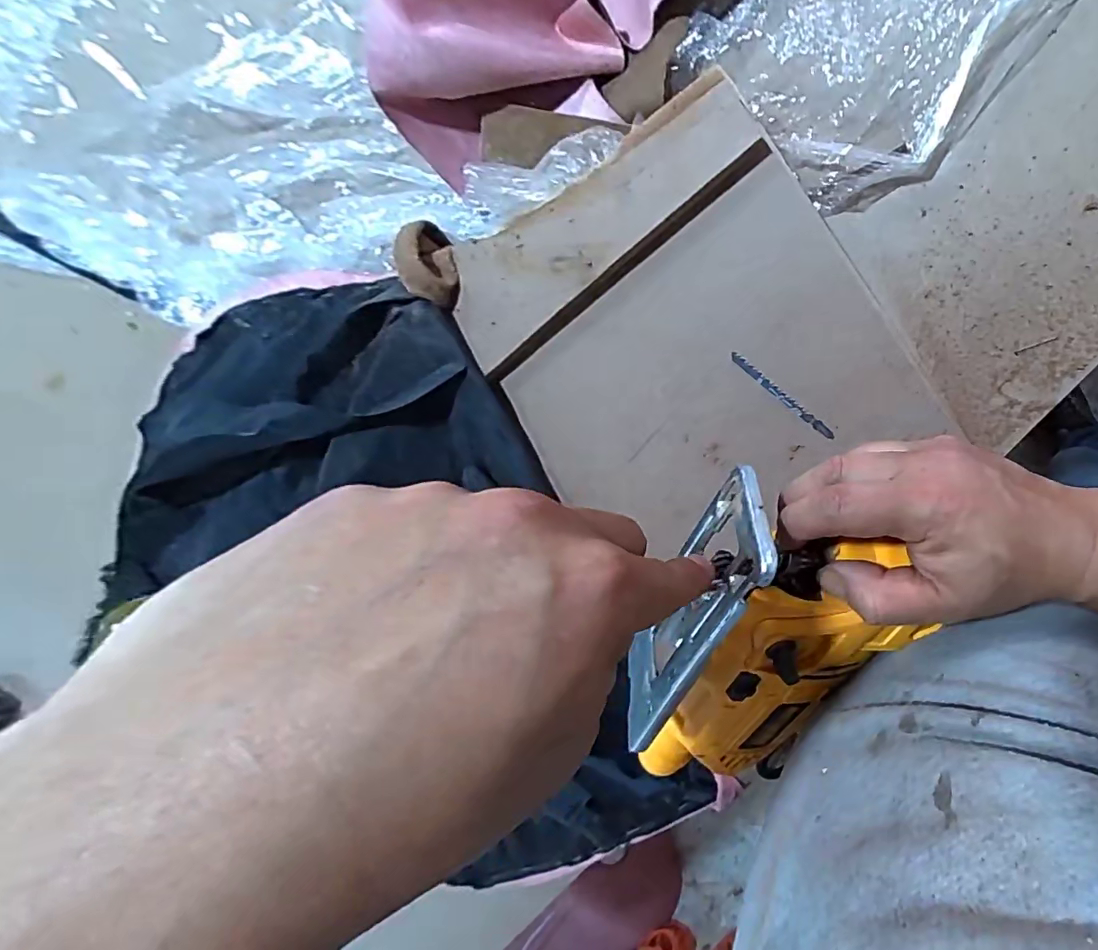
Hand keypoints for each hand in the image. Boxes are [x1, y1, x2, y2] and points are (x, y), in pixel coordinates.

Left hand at [0, 484, 709, 949]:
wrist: (175, 832)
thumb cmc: (408, 809)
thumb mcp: (549, 754)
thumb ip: (587, 670)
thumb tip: (572, 639)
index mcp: (593, 587)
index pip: (672, 574)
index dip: (680, 589)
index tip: (680, 594)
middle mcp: (526, 526)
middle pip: (597, 532)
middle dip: (586, 576)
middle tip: (523, 637)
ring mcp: (431, 506)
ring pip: (500, 526)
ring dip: (490, 567)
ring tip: (403, 641)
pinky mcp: (340, 506)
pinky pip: (408, 527)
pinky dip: (404, 563)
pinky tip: (334, 626)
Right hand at [778, 436, 1097, 624]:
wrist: (1064, 535)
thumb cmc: (1005, 576)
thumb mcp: (939, 605)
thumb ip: (871, 596)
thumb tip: (826, 568)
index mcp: (922, 501)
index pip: (836, 502)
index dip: (797, 522)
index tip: (780, 544)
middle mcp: (923, 459)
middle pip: (839, 469)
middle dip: (803, 498)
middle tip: (789, 531)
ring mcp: (934, 444)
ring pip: (857, 454)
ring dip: (828, 482)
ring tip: (817, 516)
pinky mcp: (942, 442)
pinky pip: (883, 452)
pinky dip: (858, 473)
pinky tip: (860, 500)